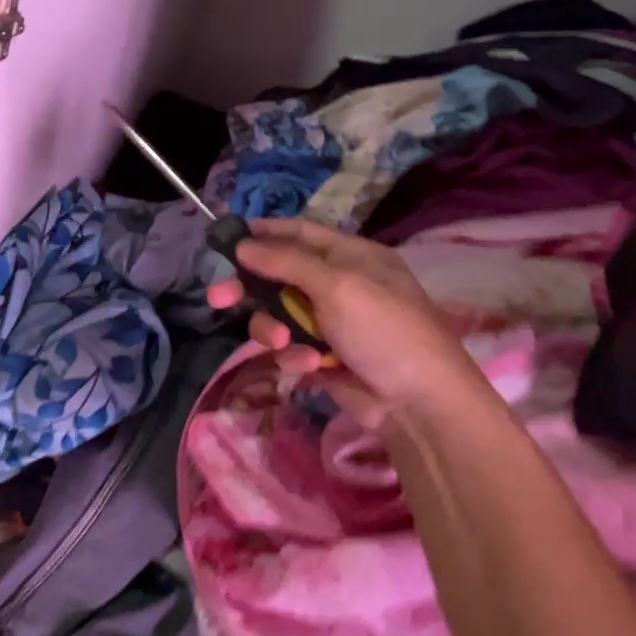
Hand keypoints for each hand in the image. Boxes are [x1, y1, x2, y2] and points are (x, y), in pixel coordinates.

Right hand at [206, 217, 488, 423]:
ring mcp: (329, 320)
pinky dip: (293, 353)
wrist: (417, 402)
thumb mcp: (337, 287)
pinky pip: (287, 345)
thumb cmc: (385, 332)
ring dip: (271, 328)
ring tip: (281, 343)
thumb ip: (286, 262)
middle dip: (248, 288)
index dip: (262, 232)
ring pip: (274, 314)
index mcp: (352, 257)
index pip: (298, 233)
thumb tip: (242, 245)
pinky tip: (311, 365)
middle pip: (276, 275)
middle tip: (218, 298)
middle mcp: (338, 283)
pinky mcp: (320, 352)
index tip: (223, 240)